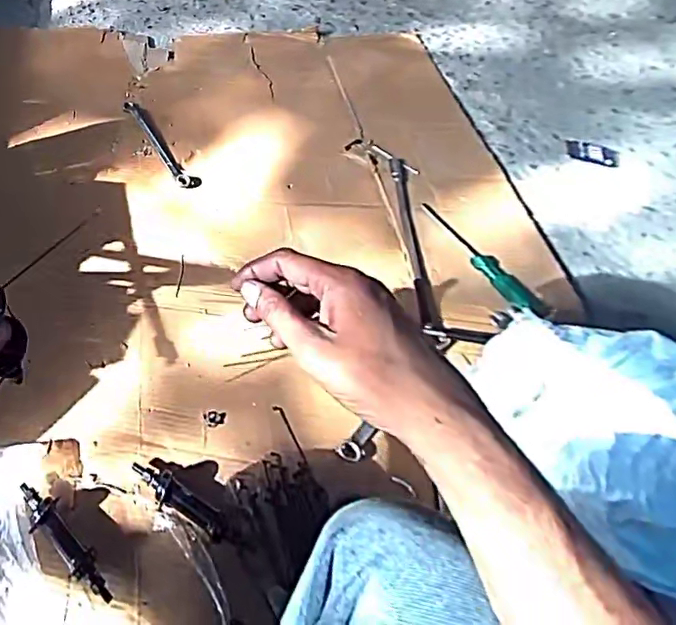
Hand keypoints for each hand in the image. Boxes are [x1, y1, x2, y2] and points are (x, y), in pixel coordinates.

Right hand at [232, 248, 483, 445]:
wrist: (435, 414)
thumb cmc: (384, 385)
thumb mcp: (313, 349)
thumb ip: (277, 314)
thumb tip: (254, 290)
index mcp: (343, 284)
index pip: (286, 261)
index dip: (256, 272)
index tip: (240, 285)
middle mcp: (360, 285)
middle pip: (302, 273)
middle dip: (271, 290)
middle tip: (253, 311)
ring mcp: (372, 301)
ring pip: (318, 290)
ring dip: (290, 305)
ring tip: (274, 329)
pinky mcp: (380, 318)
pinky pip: (335, 304)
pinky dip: (312, 315)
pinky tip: (303, 338)